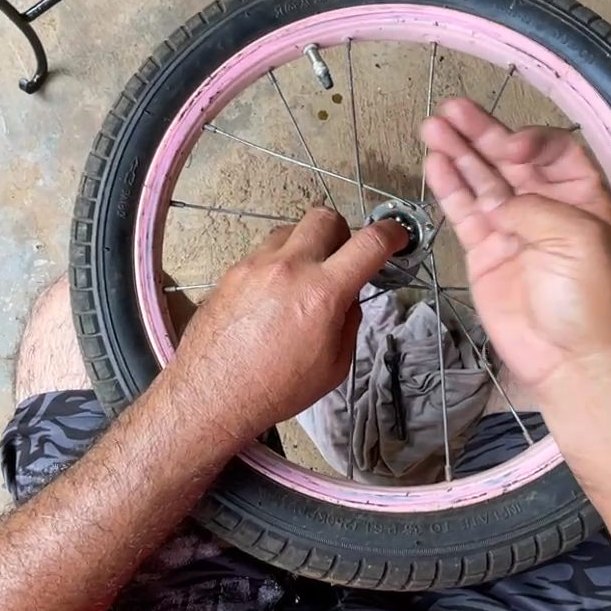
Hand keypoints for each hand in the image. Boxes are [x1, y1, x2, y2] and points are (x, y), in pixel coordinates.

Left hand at [163, 208, 405, 448]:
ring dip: (307, 246)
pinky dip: (279, 263)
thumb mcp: (334, 365)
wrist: (212, 394)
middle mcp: (289, 267)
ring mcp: (256, 264)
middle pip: (326, 216)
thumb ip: (348, 322)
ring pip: (291, 230)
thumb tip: (350, 298)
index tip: (398, 236)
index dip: (393, 233)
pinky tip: (273, 296)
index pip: (370, 243)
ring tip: (303, 281)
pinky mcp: (232, 270)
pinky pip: (264, 251)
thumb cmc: (276, 388)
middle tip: (342, 261)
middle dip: (343, 233)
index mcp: (322, 292)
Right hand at [420, 96, 610, 398]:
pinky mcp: (486, 254)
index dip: (530, 143)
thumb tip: (496, 202)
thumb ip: (534, 209)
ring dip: (458, 154)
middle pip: (509, 160)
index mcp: (585, 199)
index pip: (555, 153)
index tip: (508, 150)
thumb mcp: (580, 241)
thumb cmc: (593, 301)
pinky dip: (450, 190)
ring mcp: (513, 230)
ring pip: (481, 182)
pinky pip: (465, 214)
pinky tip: (435, 165)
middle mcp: (547, 208)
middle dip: (481, 134)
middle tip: (449, 110)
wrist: (572, 362)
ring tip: (432, 127)